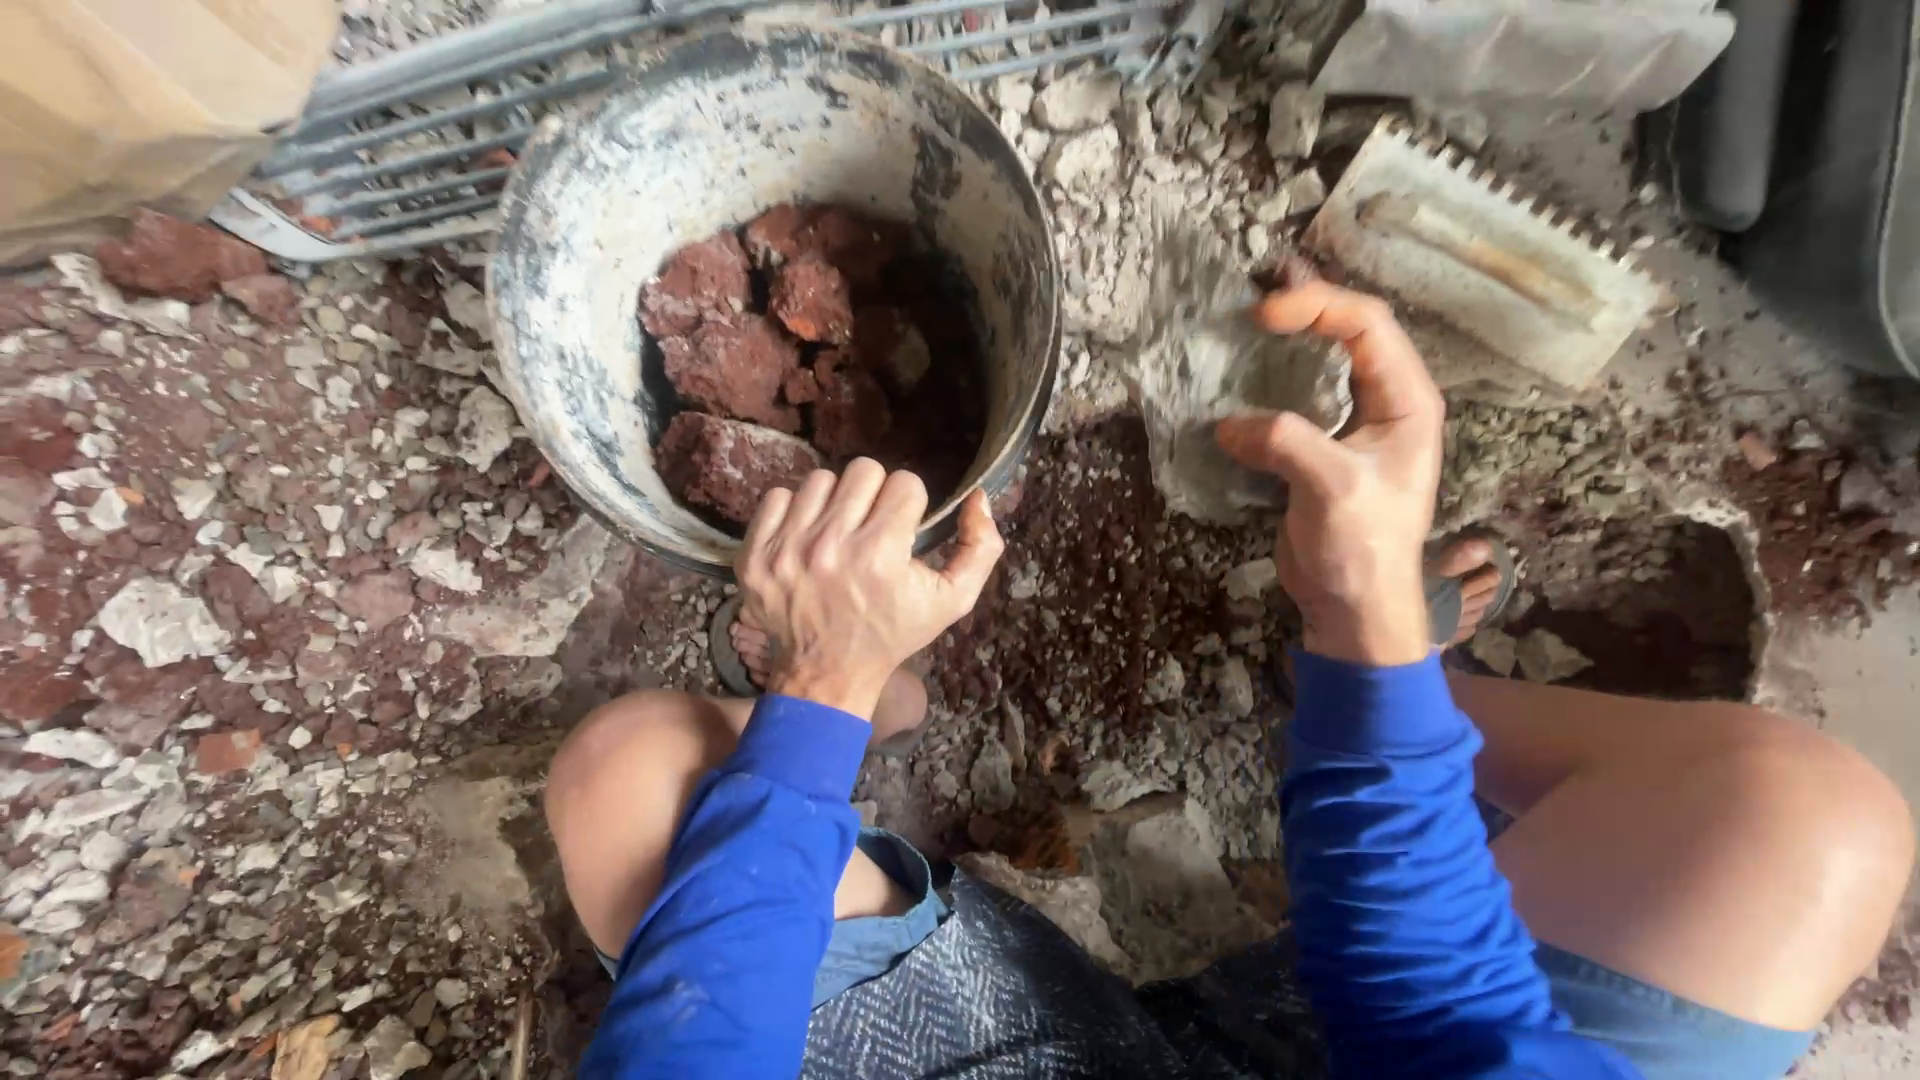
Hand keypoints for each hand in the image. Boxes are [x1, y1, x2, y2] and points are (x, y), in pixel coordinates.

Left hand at [736, 459, 1003, 718]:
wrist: (827, 673)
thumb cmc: (893, 634)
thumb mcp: (953, 601)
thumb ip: (981, 548)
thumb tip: (979, 497)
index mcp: (881, 555)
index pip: (905, 483)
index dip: (910, 506)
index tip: (902, 533)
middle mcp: (830, 547)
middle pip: (863, 471)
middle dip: (874, 496)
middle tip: (872, 528)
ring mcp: (786, 550)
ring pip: (820, 480)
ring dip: (835, 502)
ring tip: (839, 534)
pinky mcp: (754, 555)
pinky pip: (777, 497)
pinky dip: (795, 513)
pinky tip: (807, 540)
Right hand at [1215, 279, 1444, 666]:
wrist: (1352, 606)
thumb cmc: (1362, 547)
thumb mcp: (1333, 487)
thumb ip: (1286, 442)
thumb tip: (1225, 425)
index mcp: (1406, 400)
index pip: (1367, 326)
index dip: (1317, 307)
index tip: (1262, 316)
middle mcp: (1381, 403)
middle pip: (1341, 336)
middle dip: (1296, 318)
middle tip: (1244, 315)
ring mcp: (1345, 427)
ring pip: (1310, 370)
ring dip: (1272, 355)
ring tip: (1230, 342)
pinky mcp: (1313, 451)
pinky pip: (1285, 405)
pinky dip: (1256, 395)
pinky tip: (1227, 392)